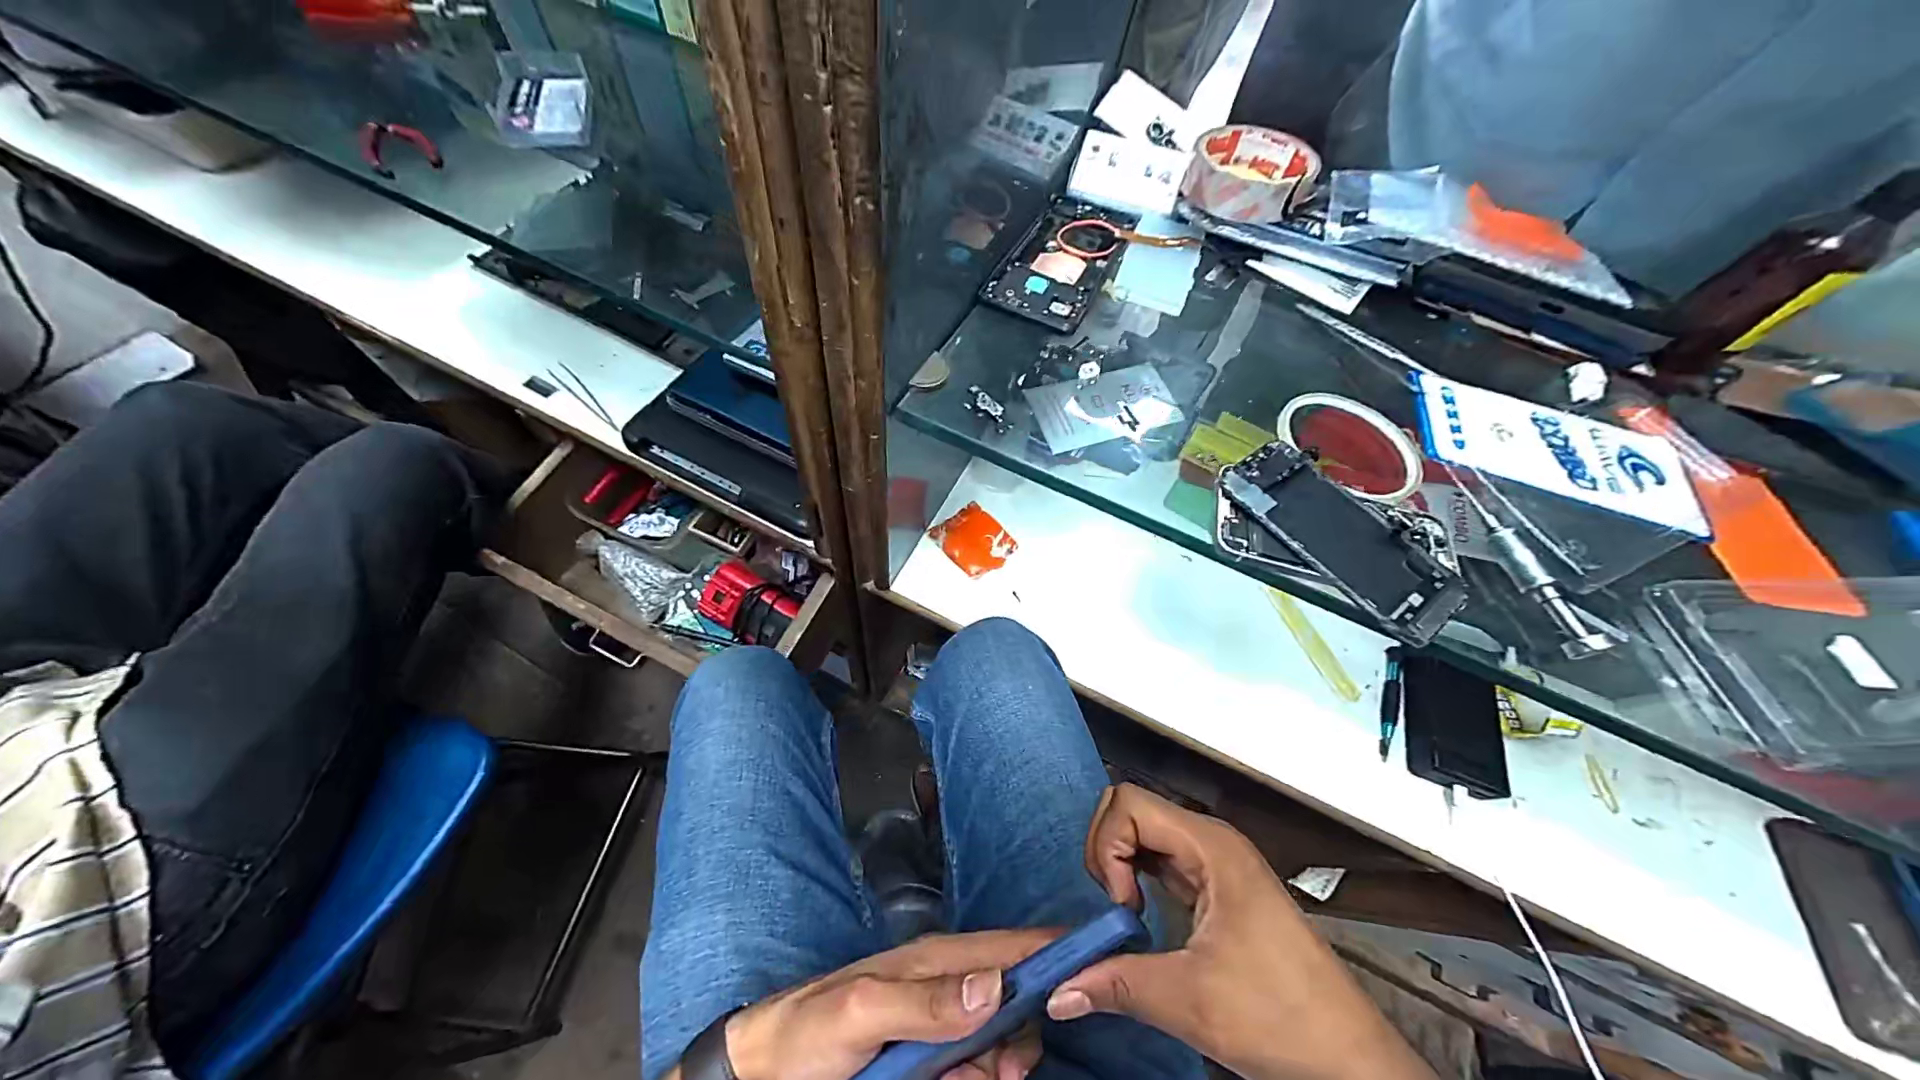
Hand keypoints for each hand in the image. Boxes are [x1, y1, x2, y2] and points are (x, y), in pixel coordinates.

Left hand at [715, 929, 1057, 1079]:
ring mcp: (939, 1019)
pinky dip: (980, 1076)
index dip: (1054, 952)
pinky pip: (976, 1063)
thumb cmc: (810, 1031)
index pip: (1009, 946)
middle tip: (1008, 1070)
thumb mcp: (863, 1012)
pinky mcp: (930, 1052)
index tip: (1094, 973)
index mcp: (936, 958)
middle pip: (1016, 995)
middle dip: (1026, 1030)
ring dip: (1002, 1062)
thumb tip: (995, 985)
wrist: (765, 1069)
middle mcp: (946, 982)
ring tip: (971, 1079)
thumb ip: (926, 999)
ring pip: (1001, 1035)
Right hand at [1046, 785, 1434, 1079]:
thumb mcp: (1189, 1001)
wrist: (1349, 1059)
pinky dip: (1135, 876)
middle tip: (1116, 907)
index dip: (1107, 847)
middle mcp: (1211, 841)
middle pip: (1130, 808)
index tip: (1123, 907)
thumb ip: (1114, 984)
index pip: (1127, 803)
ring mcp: (1215, 860)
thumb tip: (1056, 991)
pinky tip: (1140, 915)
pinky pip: (1159, 856)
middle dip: (1106, 850)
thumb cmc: (1279, 1018)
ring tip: (1126, 914)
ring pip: (1142, 830)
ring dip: (1119, 864)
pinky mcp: (1216, 883)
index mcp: (1210, 848)